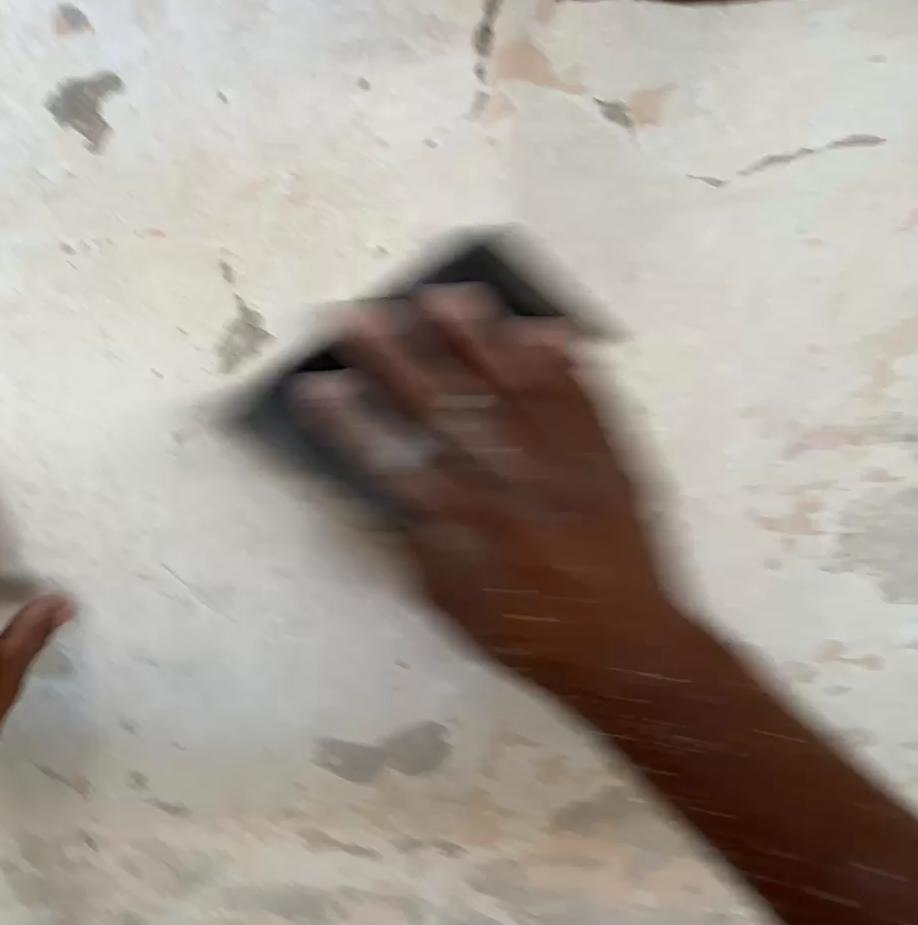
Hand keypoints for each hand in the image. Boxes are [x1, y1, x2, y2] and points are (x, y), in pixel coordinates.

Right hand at [296, 285, 687, 703]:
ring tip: (447, 294)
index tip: (313, 385)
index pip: (390, 461)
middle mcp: (512, 489)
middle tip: (363, 316)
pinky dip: (566, 365)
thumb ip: (416, 538)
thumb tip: (388, 486)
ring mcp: (569, 471)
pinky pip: (590, 407)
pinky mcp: (614, 465)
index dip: (345, 421)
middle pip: (445, 412)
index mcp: (464, 528)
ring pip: (518, 394)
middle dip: (396, 359)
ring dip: (479, 340)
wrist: (637, 658)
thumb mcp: (447, 599)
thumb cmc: (524, 633)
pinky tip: (542, 326)